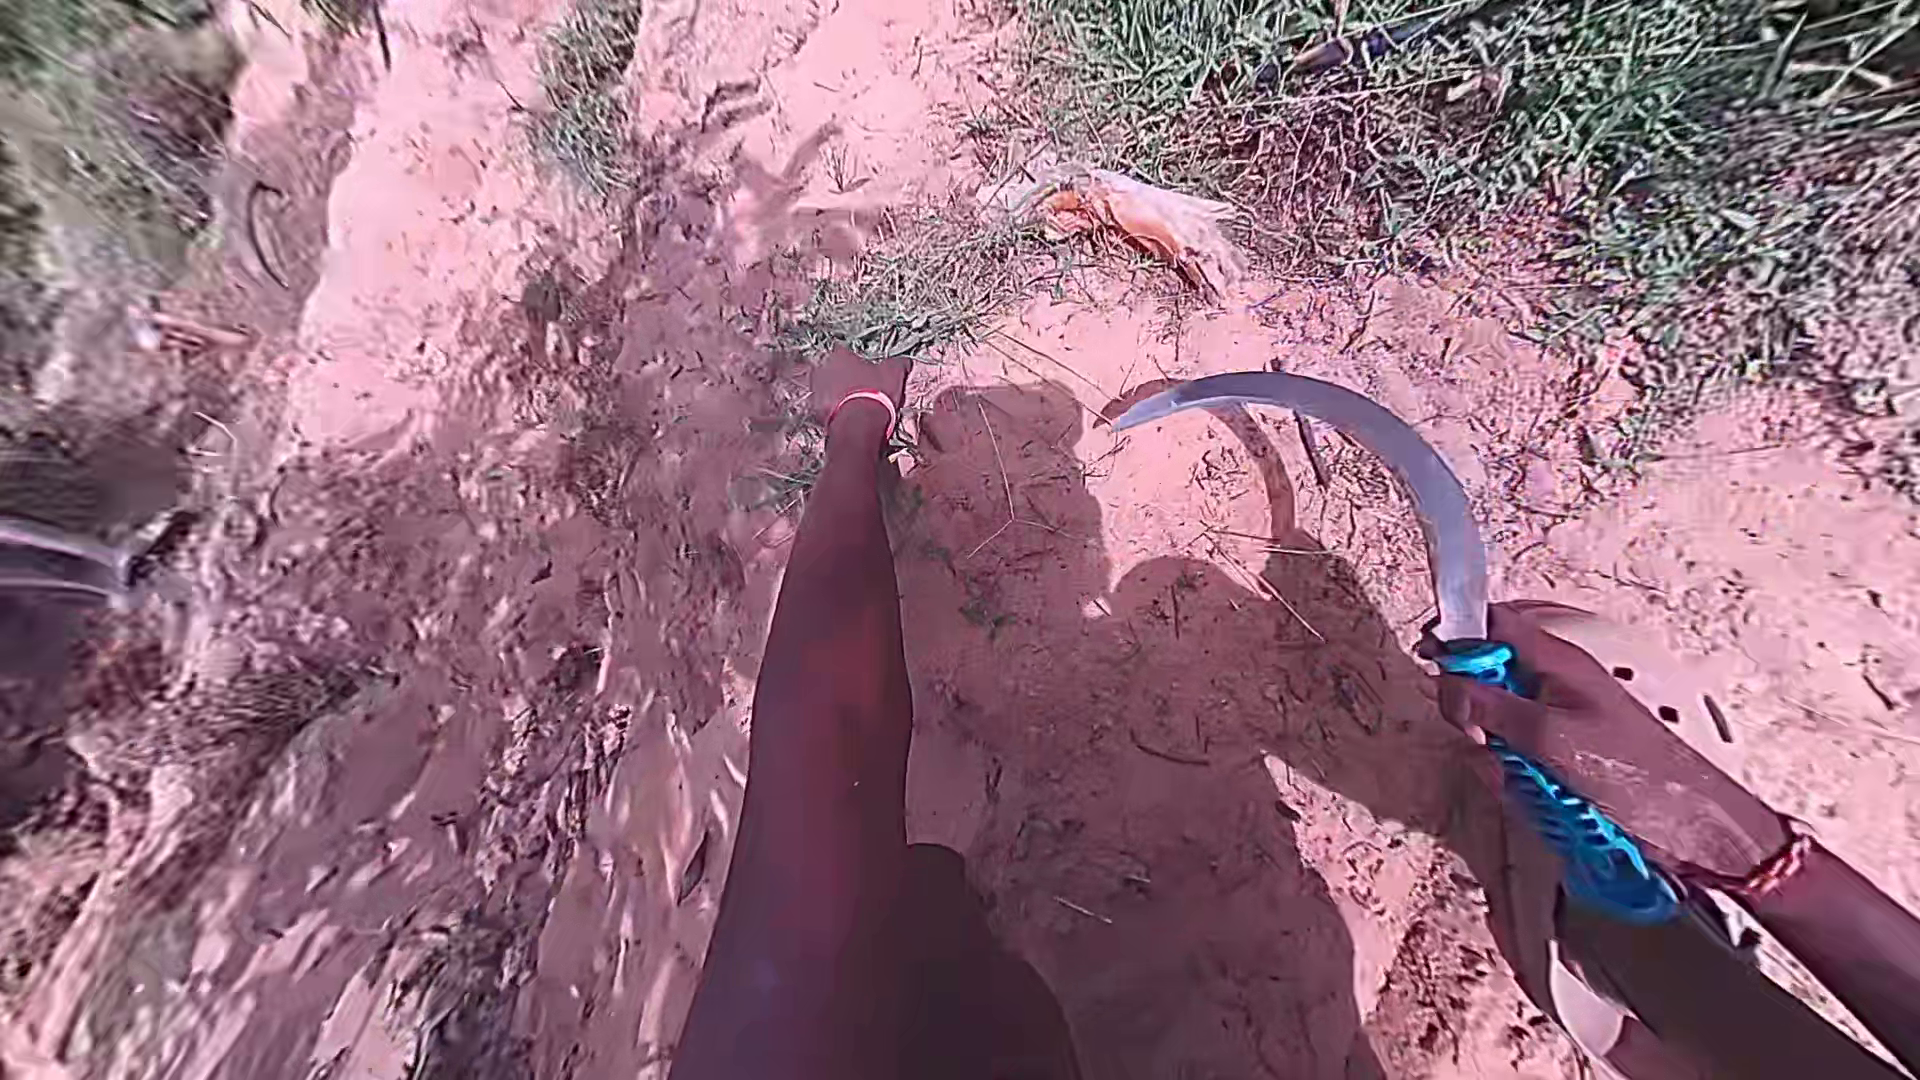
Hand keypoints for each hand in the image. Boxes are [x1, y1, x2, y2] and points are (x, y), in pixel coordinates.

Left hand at [811, 348, 909, 431]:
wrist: (861, 424)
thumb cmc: (873, 396)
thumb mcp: (894, 373)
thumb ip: (899, 364)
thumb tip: (905, 362)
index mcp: (840, 355)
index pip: (845, 352)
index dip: (856, 362)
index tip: (865, 370)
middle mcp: (823, 369)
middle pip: (833, 370)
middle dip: (845, 379)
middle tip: (861, 388)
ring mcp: (817, 390)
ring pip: (826, 389)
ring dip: (838, 395)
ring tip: (855, 404)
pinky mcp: (815, 411)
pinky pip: (824, 408)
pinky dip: (834, 411)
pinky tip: (848, 416)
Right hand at [1438, 601, 1789, 880]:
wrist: (1700, 836)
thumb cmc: (1638, 776)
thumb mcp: (1549, 735)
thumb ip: (1487, 705)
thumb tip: (1442, 684)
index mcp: (1555, 662)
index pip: (1491, 622)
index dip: (1454, 630)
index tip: (1428, 655)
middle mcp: (1547, 682)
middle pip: (1475, 670)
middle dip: (1463, 700)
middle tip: (1473, 729)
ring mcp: (1546, 716)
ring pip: (1483, 712)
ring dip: (1481, 739)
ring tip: (1507, 766)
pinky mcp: (1547, 748)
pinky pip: (1501, 744)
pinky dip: (1499, 763)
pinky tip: (1519, 782)